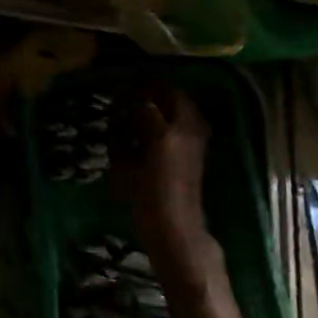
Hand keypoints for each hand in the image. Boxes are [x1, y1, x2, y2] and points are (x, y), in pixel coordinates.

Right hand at [114, 84, 223, 291]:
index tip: (117, 87)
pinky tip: (156, 125)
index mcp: (167, 132)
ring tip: (144, 105)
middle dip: (154, 90)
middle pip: (173, 96)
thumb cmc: (147, 200)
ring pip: (184, 108)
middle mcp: (186, 130)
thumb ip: (126, 135)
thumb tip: (121, 117)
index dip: (132, 92)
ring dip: (167, 102)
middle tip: (133, 90)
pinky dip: (174, 117)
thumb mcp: (128, 166)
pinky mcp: (200, 151)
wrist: (176, 230)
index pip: (147, 100)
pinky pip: (188, 122)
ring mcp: (197, 140)